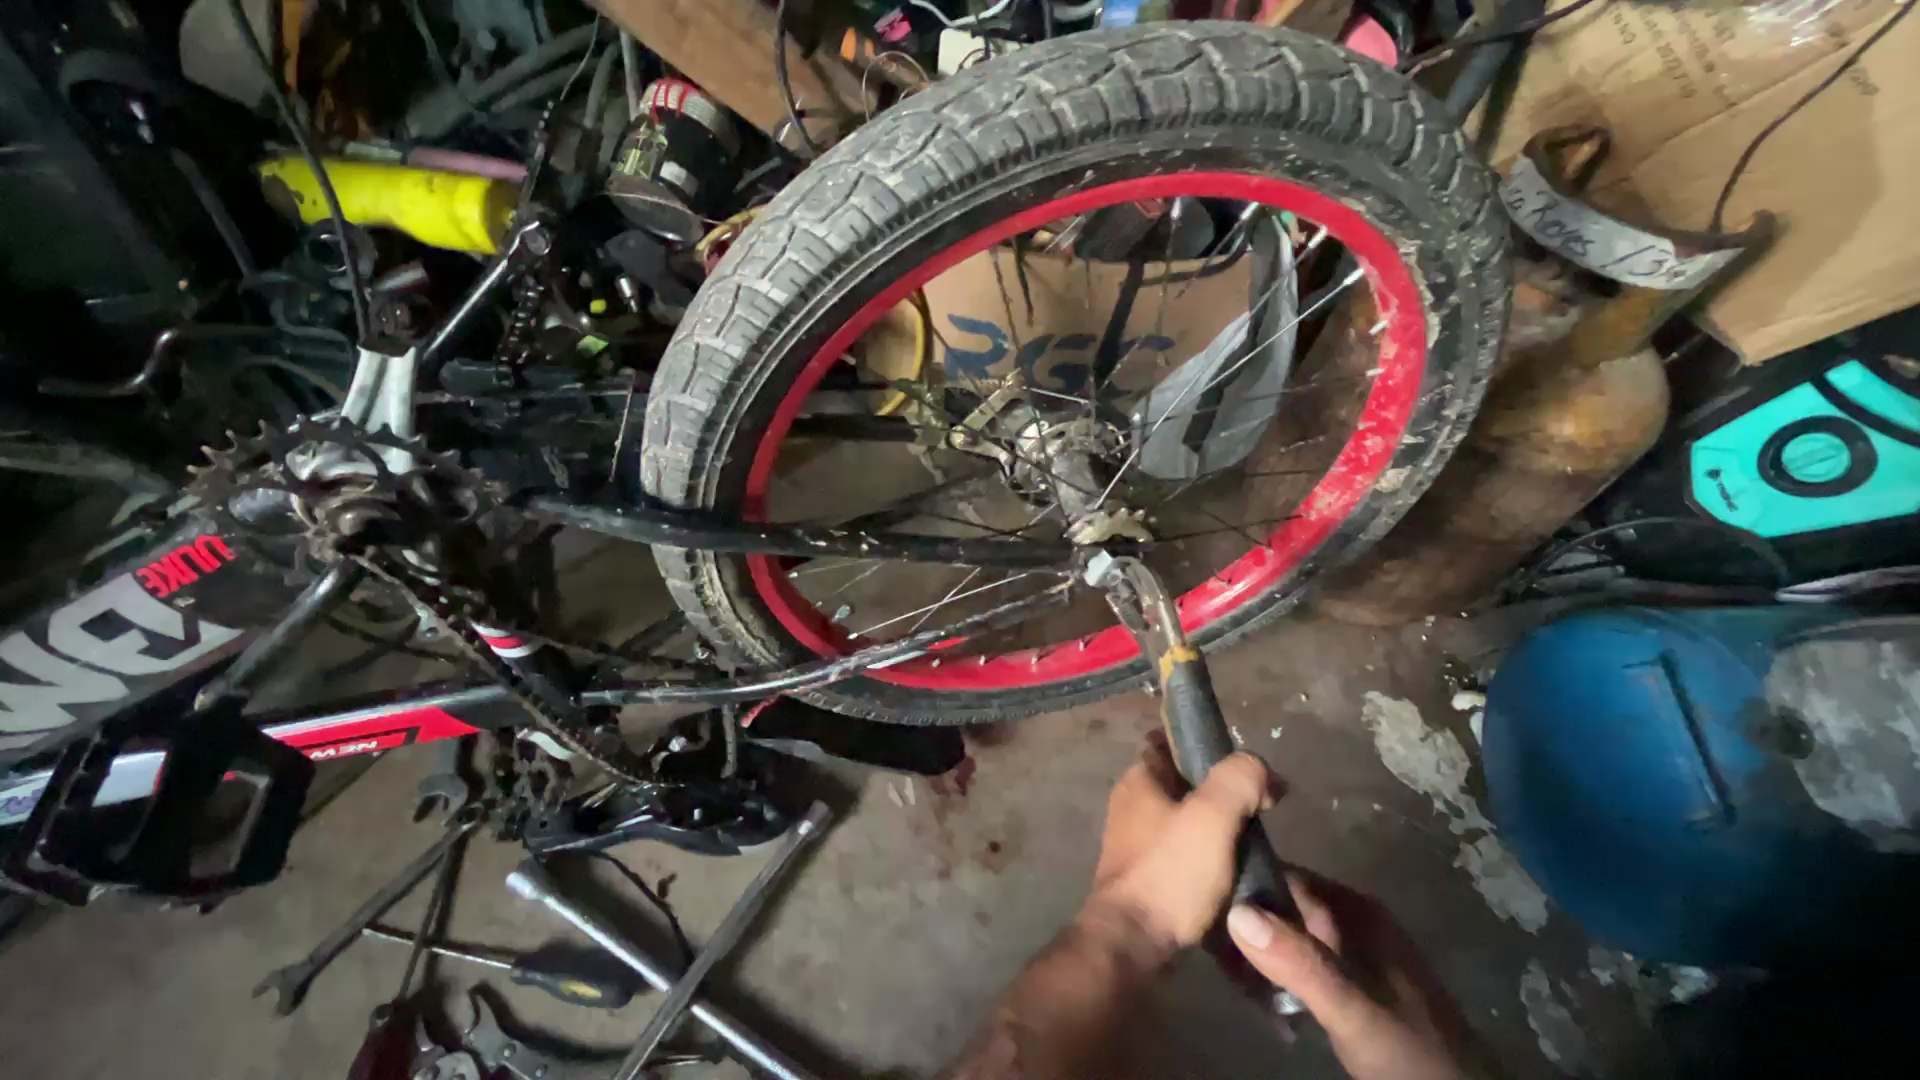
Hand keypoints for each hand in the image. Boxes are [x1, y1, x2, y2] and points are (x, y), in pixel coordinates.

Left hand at [1076, 734, 1274, 959]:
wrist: (1132, 940)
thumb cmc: (1170, 871)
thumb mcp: (1212, 816)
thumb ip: (1237, 780)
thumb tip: (1257, 767)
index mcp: (1139, 779)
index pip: (1169, 741)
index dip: (1208, 746)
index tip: (1244, 768)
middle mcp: (1130, 803)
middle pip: (1181, 783)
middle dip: (1218, 792)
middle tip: (1259, 809)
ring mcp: (1132, 841)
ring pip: (1182, 820)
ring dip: (1214, 828)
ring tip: (1252, 845)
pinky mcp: (1141, 875)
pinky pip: (1179, 854)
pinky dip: (1204, 857)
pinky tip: (1230, 873)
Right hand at [1226, 875, 1481, 1079]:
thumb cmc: (1412, 1053)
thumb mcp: (1352, 1008)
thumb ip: (1299, 962)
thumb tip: (1235, 911)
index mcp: (1353, 910)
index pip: (1281, 875)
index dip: (1240, 885)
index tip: (1198, 903)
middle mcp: (1351, 920)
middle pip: (1281, 905)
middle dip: (1244, 924)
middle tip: (1206, 948)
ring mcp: (1353, 952)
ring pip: (1287, 936)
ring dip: (1257, 954)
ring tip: (1226, 974)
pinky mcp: (1352, 982)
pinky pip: (1300, 964)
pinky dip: (1276, 976)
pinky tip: (1259, 998)